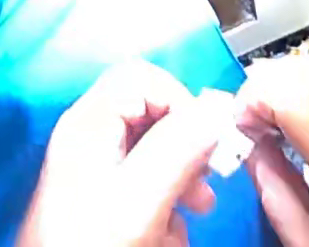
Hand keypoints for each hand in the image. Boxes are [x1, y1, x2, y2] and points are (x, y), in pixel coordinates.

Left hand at [17, 60, 222, 246]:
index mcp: (88, 123)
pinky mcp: (96, 203)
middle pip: (150, 110)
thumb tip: (220, 105)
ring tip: (198, 209)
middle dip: (186, 140)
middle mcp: (87, 137)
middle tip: (208, 176)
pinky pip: (142, 182)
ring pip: (152, 147)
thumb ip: (180, 148)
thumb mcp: (139, 204)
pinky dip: (164, 201)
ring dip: (181, 174)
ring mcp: (90, 171)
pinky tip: (169, 235)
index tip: (204, 141)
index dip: (180, 99)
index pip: (143, 76)